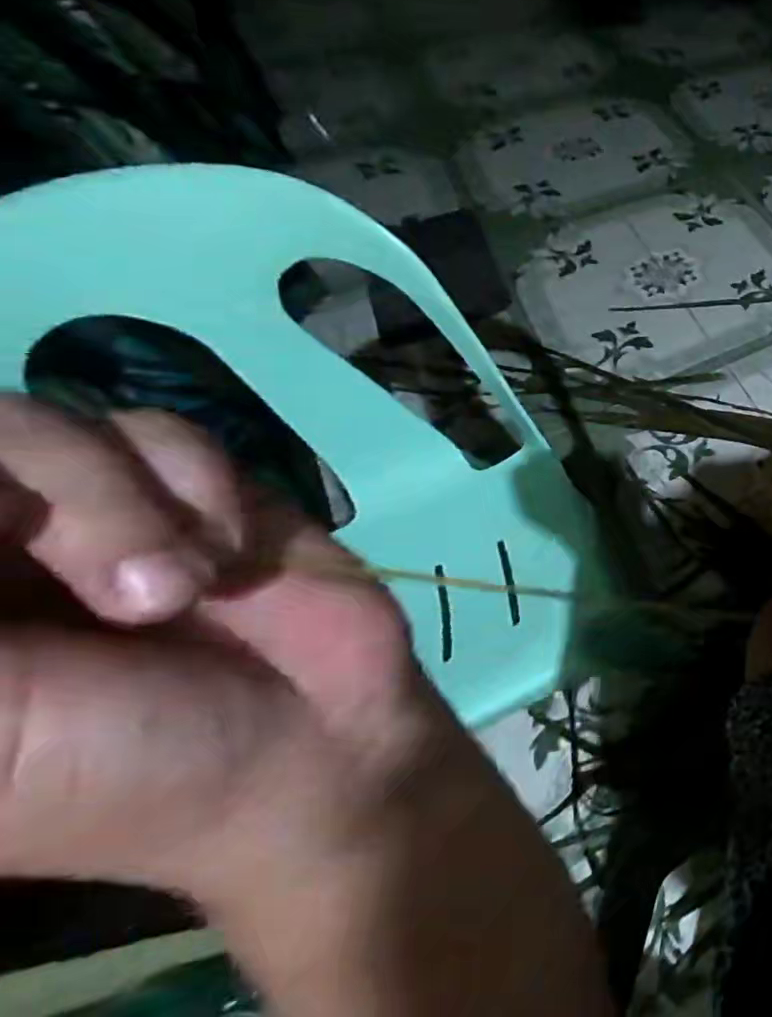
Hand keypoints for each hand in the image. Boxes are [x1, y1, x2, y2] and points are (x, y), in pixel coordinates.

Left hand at [0, 394, 502, 908]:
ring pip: (63, 426)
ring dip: (133, 510)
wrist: (317, 745)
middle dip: (48, 506)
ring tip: (186, 591)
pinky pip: (170, 437)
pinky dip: (205, 493)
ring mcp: (104, 513)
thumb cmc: (115, 767)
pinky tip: (233, 560)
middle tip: (122, 595)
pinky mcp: (210, 497)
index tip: (4, 570)